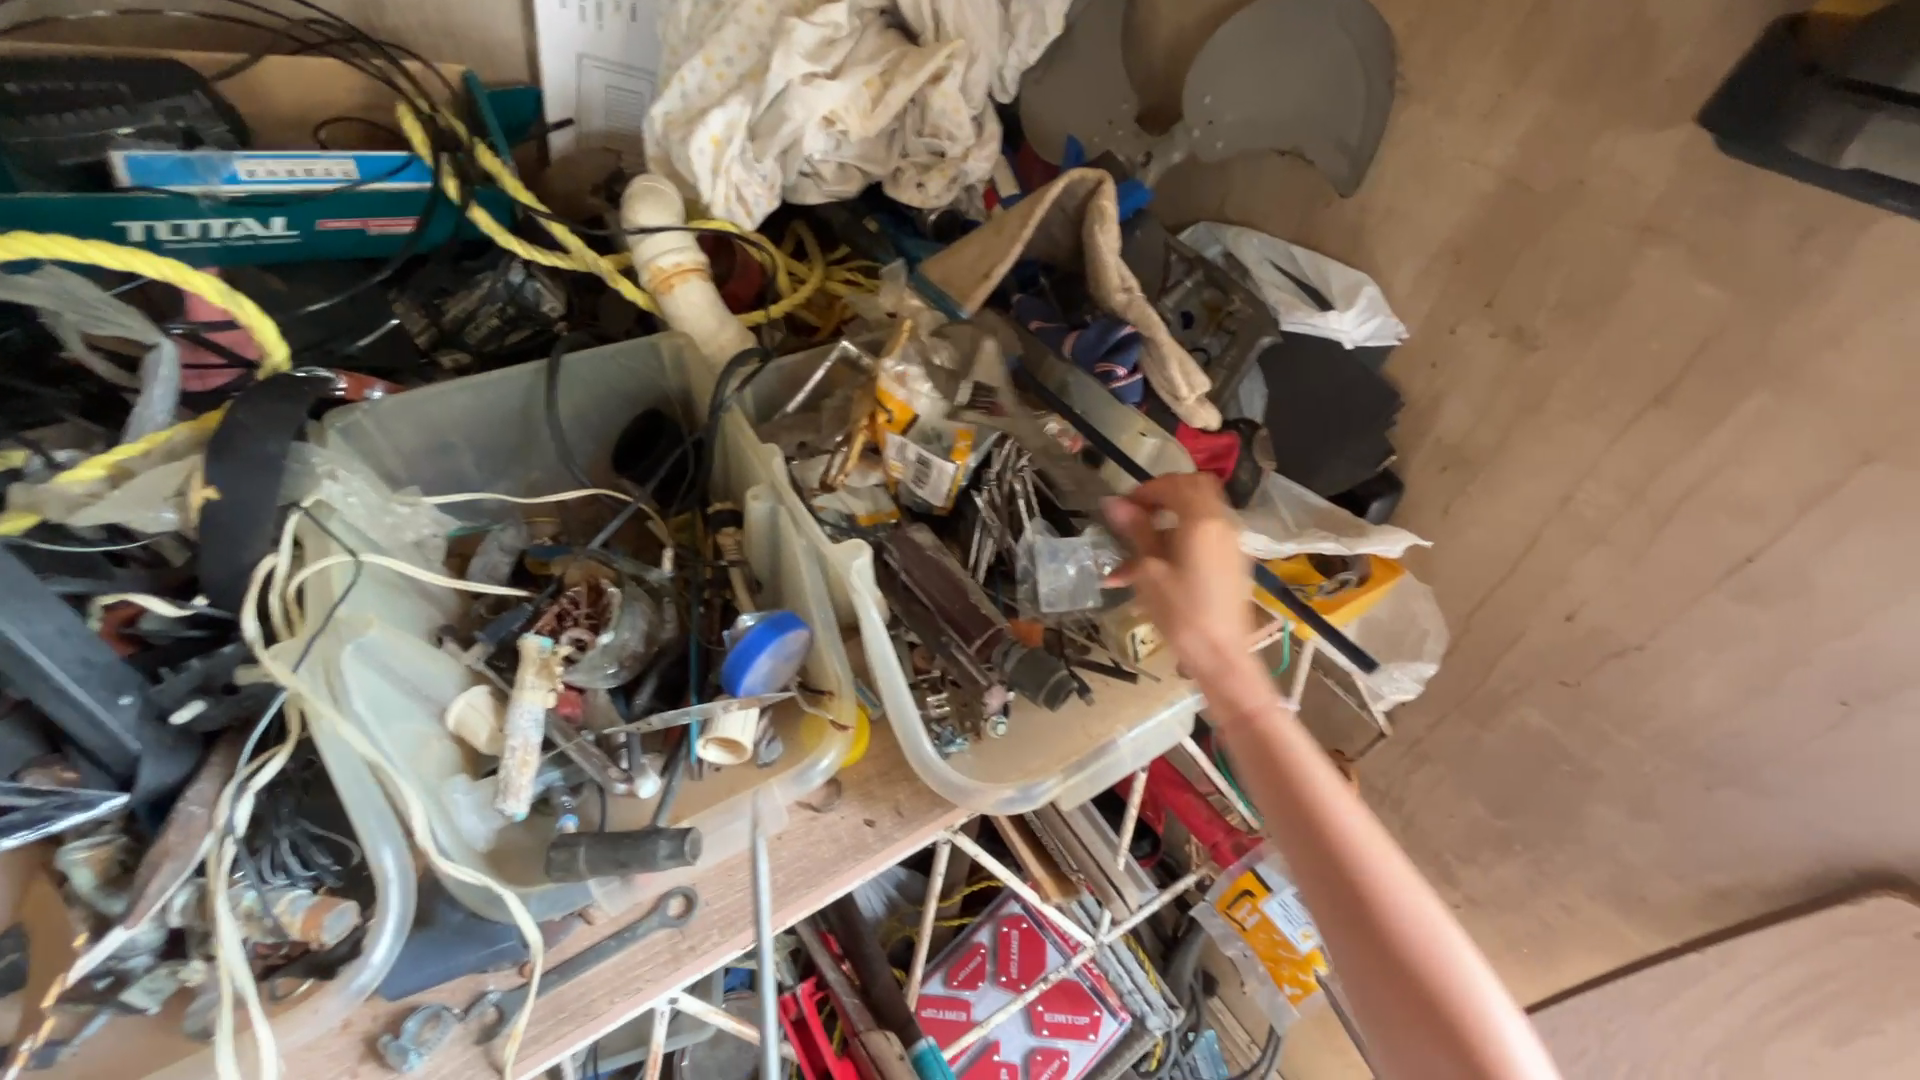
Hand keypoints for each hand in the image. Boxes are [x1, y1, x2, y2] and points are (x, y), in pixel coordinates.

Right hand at [1102, 473, 1261, 689]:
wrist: (1223, 656)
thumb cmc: (1181, 614)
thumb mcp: (1150, 572)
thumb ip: (1136, 532)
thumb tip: (1113, 502)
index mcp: (1202, 521)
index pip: (1175, 484)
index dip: (1145, 490)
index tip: (1122, 508)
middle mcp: (1222, 523)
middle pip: (1194, 489)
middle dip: (1163, 496)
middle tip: (1137, 515)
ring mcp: (1232, 542)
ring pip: (1200, 514)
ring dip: (1169, 521)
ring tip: (1137, 553)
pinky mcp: (1234, 562)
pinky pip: (1207, 535)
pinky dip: (1182, 539)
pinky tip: (1158, 568)